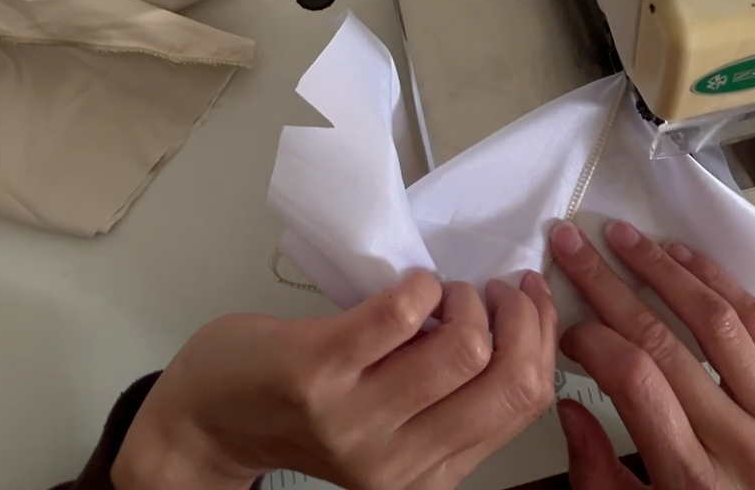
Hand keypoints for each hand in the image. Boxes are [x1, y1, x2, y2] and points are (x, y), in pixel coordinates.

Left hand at [111, 270, 558, 489]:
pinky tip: (409, 285)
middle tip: (496, 289)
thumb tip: (514, 321)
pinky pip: (401, 313)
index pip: (523, 405)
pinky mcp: (320, 371)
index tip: (531, 299)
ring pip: (464, 347)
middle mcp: (401, 460)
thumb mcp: (393, 423)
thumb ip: (446, 395)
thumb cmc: (306, 405)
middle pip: (507, 381)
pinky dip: (418, 285)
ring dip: (465, 298)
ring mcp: (358, 418)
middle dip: (518, 315)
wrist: (213, 414)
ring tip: (443, 291)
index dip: (541, 339)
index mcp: (430, 469)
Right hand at [548, 220, 754, 489]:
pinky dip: (718, 280)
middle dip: (607, 283)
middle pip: (662, 339)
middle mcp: (741, 441)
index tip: (567, 328)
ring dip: (661, 268)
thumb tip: (568, 407)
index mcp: (696, 482)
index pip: (635, 381)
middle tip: (573, 245)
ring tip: (624, 237)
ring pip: (714, 318)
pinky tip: (683, 257)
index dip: (592, 340)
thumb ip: (601, 477)